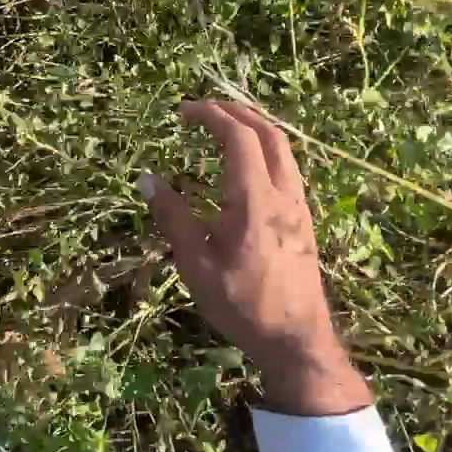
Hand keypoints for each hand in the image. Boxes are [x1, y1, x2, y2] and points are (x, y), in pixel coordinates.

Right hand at [139, 99, 372, 416]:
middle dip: (236, 111)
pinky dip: (265, 148)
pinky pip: (287, 167)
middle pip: (269, 134)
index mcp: (255, 202)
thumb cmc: (242, 305)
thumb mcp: (196, 265)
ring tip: (223, 124)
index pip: (238, 139)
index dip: (211, 116)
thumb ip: (173, 217)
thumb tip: (147, 179)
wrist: (298, 343)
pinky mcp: (304, 220)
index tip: (183, 111)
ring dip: (254, 127)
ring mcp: (300, 207)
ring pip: (284, 149)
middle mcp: (284, 196)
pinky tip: (245, 161)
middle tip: (204, 108)